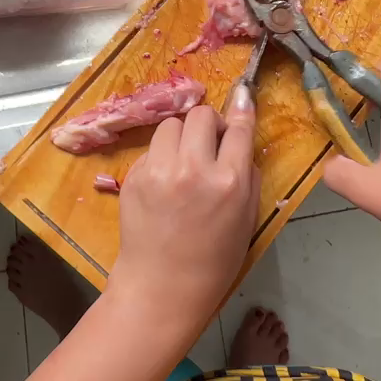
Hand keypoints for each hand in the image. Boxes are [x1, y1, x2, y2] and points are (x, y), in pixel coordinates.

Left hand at [107, 89, 258, 324]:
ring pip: (172, 124)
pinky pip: (152, 148)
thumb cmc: (214, 261)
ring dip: (182, 136)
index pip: (239, 127)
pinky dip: (161, 156)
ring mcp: (159, 170)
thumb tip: (240, 142)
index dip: (242, 107)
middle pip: (201, 115)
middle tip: (209, 144)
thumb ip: (247, 176)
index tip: (242, 92)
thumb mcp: (247, 220)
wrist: (162, 287)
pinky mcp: (133, 176)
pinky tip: (164, 181)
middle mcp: (194, 168)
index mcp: (229, 181)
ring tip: (184, 159)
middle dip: (209, 125)